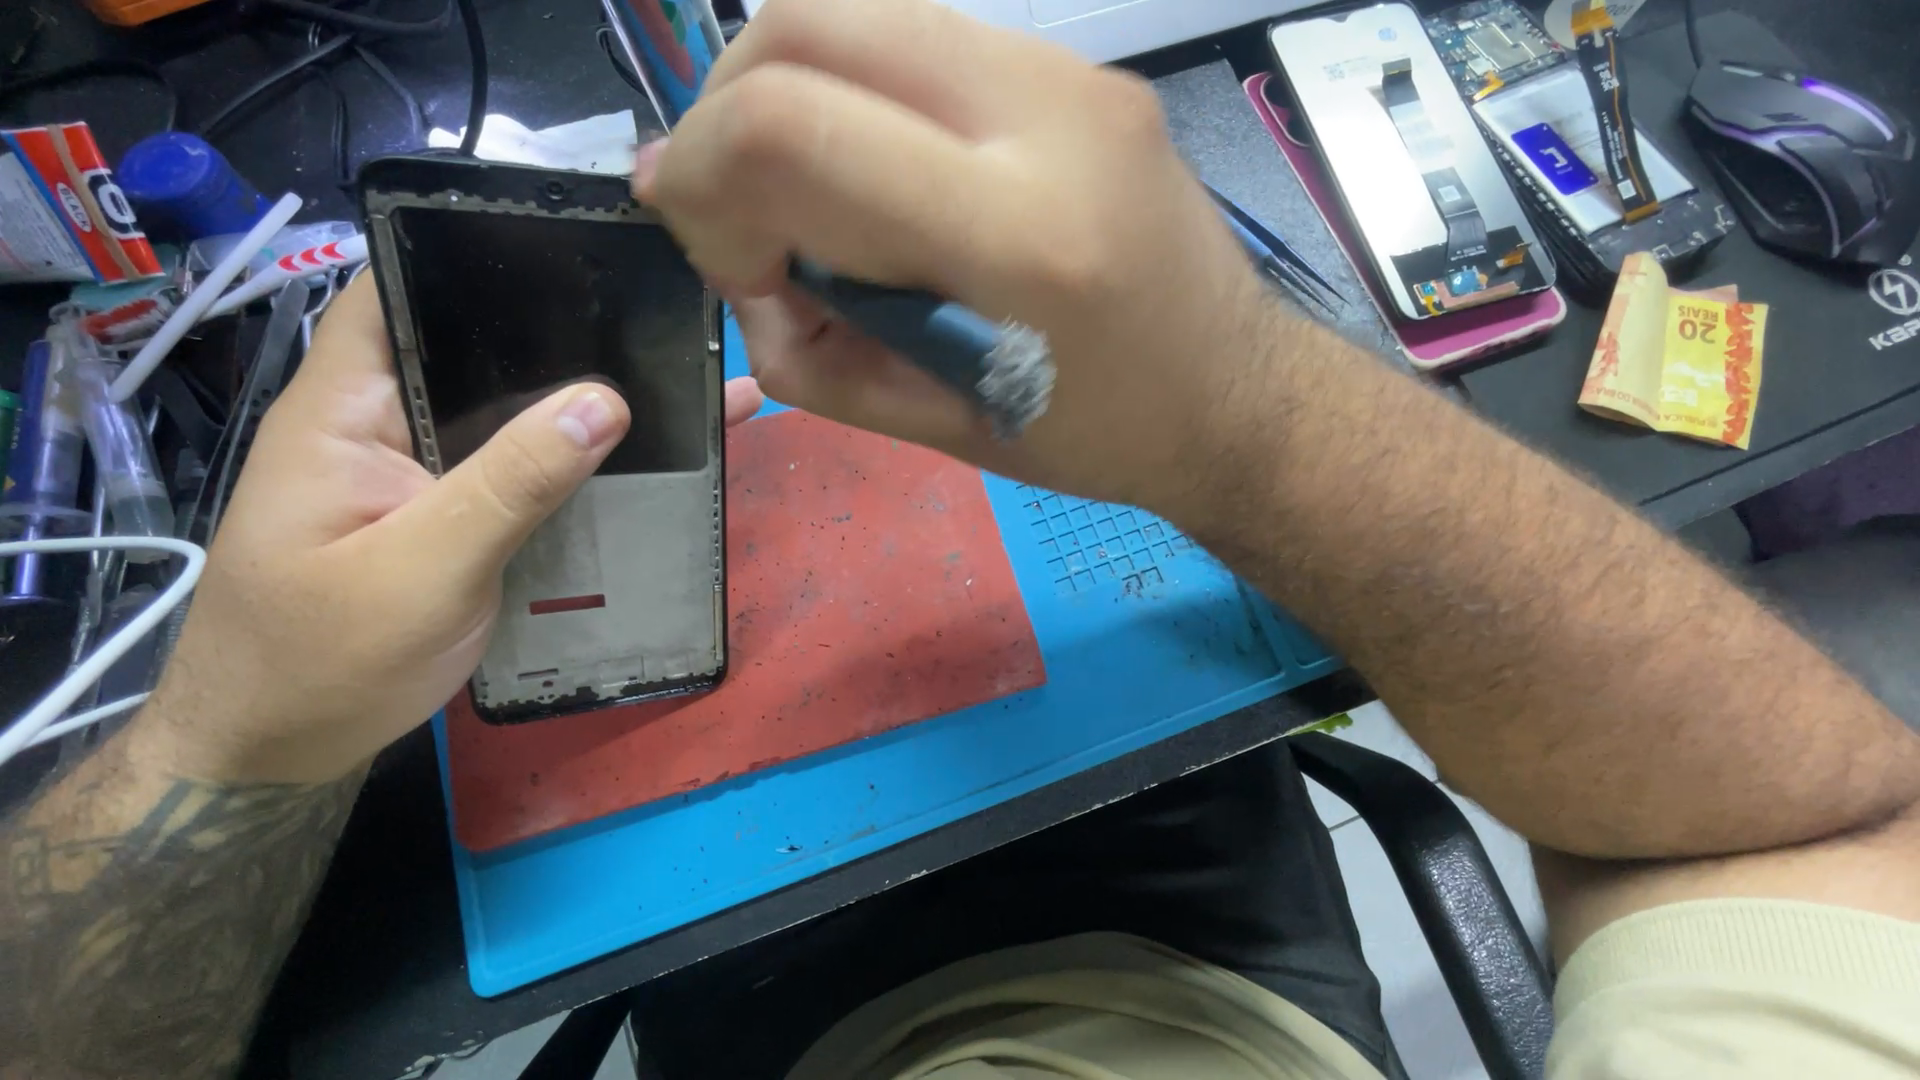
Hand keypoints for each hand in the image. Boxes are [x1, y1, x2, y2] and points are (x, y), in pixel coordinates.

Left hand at [141, 277, 764, 784]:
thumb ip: (508, 484)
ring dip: (593, 400)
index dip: (475, 258)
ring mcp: (432, 473)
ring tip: (690, 376)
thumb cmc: (324, 659)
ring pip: (519, 416)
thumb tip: (605, 400)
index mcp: (347, 410)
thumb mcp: (421, 570)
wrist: (286, 750)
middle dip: (570, 333)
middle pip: (481, 354)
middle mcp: (392, 425)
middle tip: (667, 315)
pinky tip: (657, 454)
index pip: (401, 295)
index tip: (579, 251)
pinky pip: (535, 470)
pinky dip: (590, 459)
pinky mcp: (466, 515)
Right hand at [636, 0, 1280, 512]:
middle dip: (724, 118)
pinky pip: (920, 40)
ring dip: (786, 94)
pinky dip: (856, 94)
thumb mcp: (935, 430)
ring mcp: (1074, 75)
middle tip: (735, 213)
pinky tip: (873, 172)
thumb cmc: (1092, 439)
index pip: (790, 128)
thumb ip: (811, 353)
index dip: (704, 182)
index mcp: (1017, 237)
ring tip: (797, 196)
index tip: (717, 256)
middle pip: (806, 23)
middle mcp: (1048, 118)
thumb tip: (731, 264)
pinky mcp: (1082, 69)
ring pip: (859, 11)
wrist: (1233, 398)